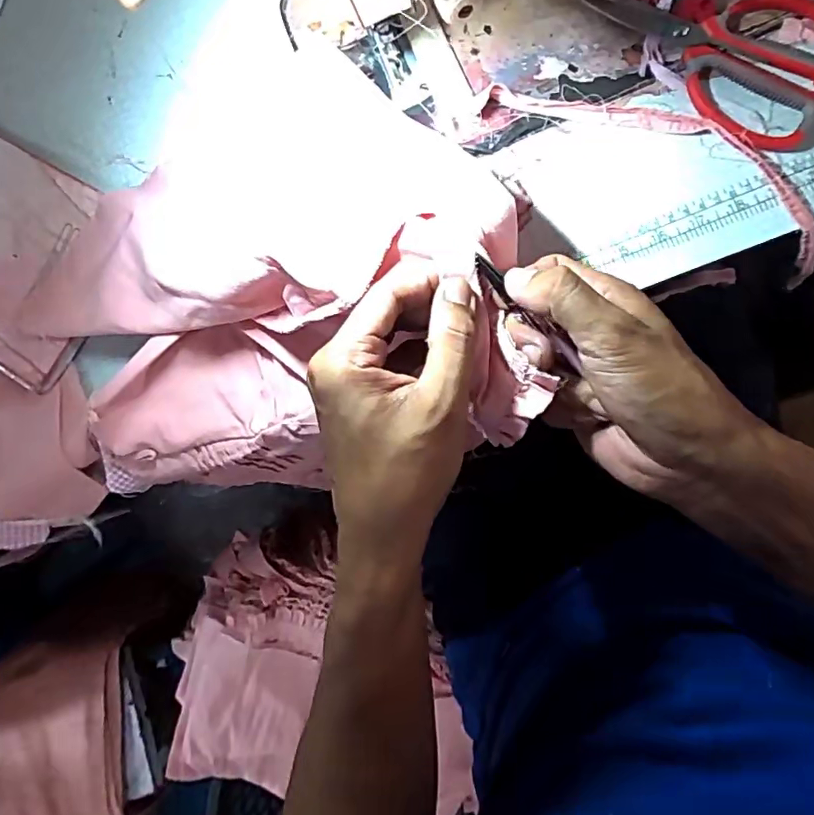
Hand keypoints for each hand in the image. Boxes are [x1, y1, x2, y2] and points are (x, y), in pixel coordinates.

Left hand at [308, 263, 479, 574]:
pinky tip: (454, 358)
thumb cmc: (411, 471)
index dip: (432, 279)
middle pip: (389, 309)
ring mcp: (344, 377)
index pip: (388, 292)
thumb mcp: (441, 400)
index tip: (475, 280)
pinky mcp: (360, 393)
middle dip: (435, 304)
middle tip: (479, 309)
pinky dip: (425, 351)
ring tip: (473, 331)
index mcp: (342, 356)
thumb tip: (460, 282)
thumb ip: (453, 336)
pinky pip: (394, 355)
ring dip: (433, 327)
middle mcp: (334, 358)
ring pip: (394, 331)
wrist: (385, 535)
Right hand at [502, 255, 766, 501]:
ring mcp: (578, 367)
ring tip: (582, 396)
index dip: (523, 286)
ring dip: (547, 380)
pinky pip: (539, 395)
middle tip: (549, 358)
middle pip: (529, 319)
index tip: (512, 308)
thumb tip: (513, 276)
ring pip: (529, 361)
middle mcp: (586, 328)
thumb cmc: (657, 386)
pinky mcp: (572, 403)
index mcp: (601, 298)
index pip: (547, 274)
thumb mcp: (612, 332)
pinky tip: (586, 417)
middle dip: (530, 342)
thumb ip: (563, 298)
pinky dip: (555, 407)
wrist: (688, 458)